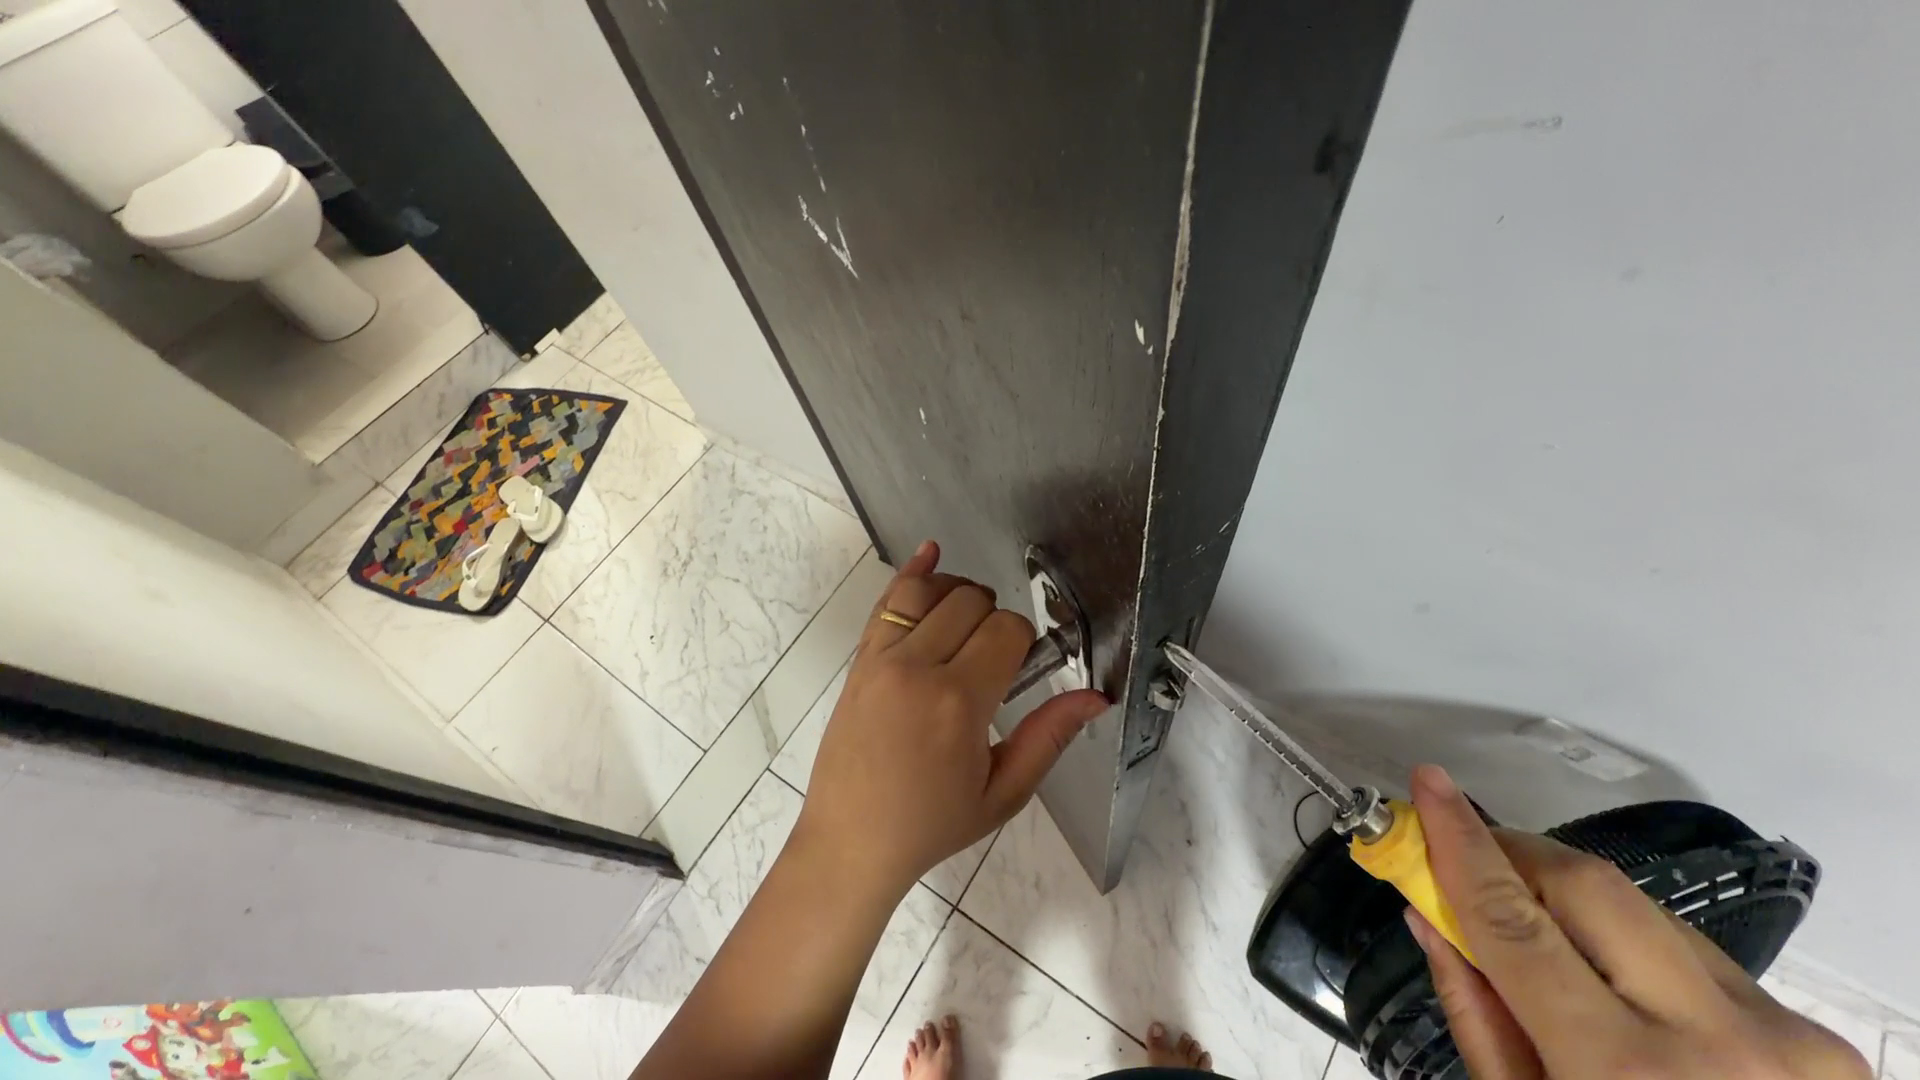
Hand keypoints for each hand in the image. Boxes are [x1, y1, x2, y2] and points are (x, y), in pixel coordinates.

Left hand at [793, 540, 1108, 898]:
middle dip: (995, 619)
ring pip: (931, 590)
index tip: (1019, 670)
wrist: (851, 841)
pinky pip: (887, 600)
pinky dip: (913, 573)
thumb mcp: (1003, 793)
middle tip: (993, 659)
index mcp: (958, 702)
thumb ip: (1049, 737)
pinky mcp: (860, 660)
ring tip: (969, 624)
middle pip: (972, 601)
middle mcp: (916, 668)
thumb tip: (1096, 697)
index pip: (1007, 630)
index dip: (1024, 642)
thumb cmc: (931, 824)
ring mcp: (881, 659)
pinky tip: (931, 555)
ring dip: (960, 595)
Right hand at [1407, 764, 1872, 1079]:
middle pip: (1585, 887)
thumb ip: (1474, 1008)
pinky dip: (1627, 939)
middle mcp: (1718, 1039)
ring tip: (1536, 928)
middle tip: (1463, 851)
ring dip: (1568, 898)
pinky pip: (1689, 947)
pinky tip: (1613, 976)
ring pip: (1639, 908)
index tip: (1427, 783)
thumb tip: (1427, 911)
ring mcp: (1786, 1034)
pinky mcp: (1821, 1036)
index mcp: (1624, 1072)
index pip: (1514, 922)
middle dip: (1512, 853)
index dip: (1461, 842)